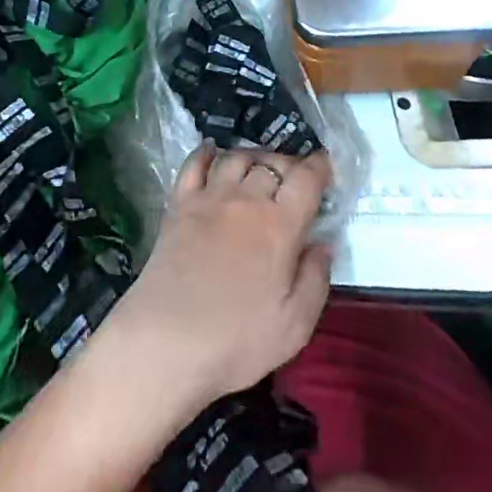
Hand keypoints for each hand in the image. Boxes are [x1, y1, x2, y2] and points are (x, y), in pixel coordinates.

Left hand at [101, 147, 333, 413]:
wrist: (166, 340)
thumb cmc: (237, 339)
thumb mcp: (295, 324)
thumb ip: (315, 279)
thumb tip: (323, 243)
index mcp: (279, 226)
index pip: (305, 179)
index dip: (319, 166)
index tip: (325, 162)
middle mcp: (244, 201)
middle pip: (270, 163)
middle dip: (288, 163)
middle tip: (294, 175)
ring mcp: (207, 199)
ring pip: (234, 158)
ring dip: (252, 156)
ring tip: (260, 166)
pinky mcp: (178, 206)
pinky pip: (193, 165)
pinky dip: (205, 152)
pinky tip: (211, 150)